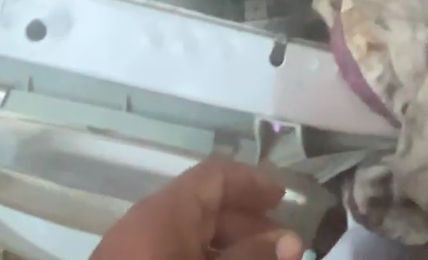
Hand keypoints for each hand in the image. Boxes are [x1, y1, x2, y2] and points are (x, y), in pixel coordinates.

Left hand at [92, 159, 305, 259]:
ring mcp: (136, 253)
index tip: (284, 200)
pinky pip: (175, 257)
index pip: (216, 175)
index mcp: (167, 210)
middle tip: (286, 246)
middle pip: (207, 207)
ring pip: (193, 239)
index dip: (252, 182)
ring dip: (230, 249)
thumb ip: (252, 257)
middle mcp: (150, 223)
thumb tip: (292, 240)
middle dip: (248, 224)